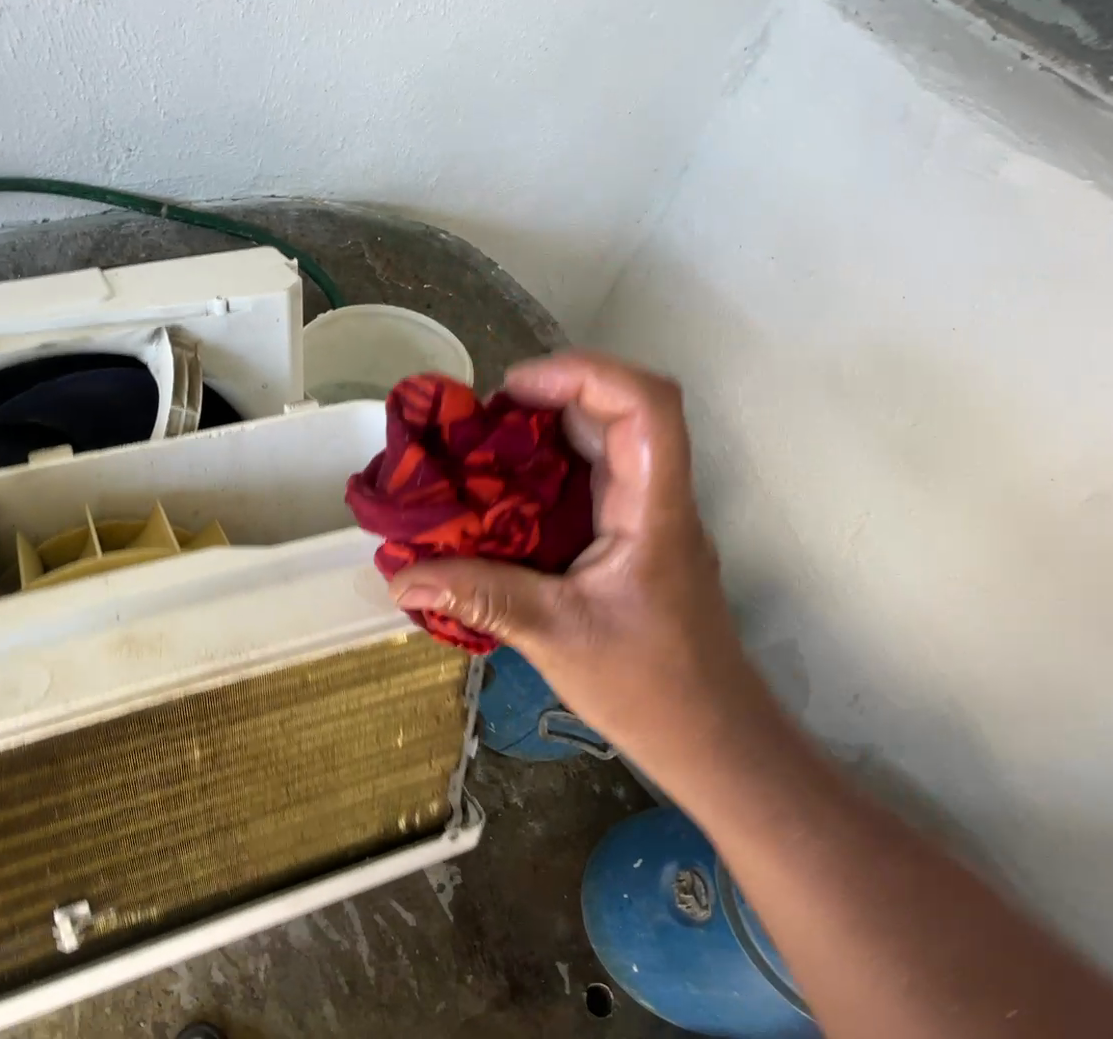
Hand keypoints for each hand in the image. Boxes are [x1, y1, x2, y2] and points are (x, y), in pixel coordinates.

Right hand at [388, 353, 776, 772]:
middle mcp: (657, 500)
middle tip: (480, 420)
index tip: (512, 388)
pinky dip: (544, 476)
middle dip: (550, 397)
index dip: (584, 373)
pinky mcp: (631, 543)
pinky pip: (590, 484)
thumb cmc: (651, 687)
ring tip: (480, 451)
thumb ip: (481, 597)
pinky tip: (499, 501)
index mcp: (655, 510)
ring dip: (545, 434)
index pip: (648, 404)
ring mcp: (647, 520)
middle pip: (623, 411)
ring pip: (606, 445)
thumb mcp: (556, 636)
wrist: (712, 739)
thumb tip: (400, 578)